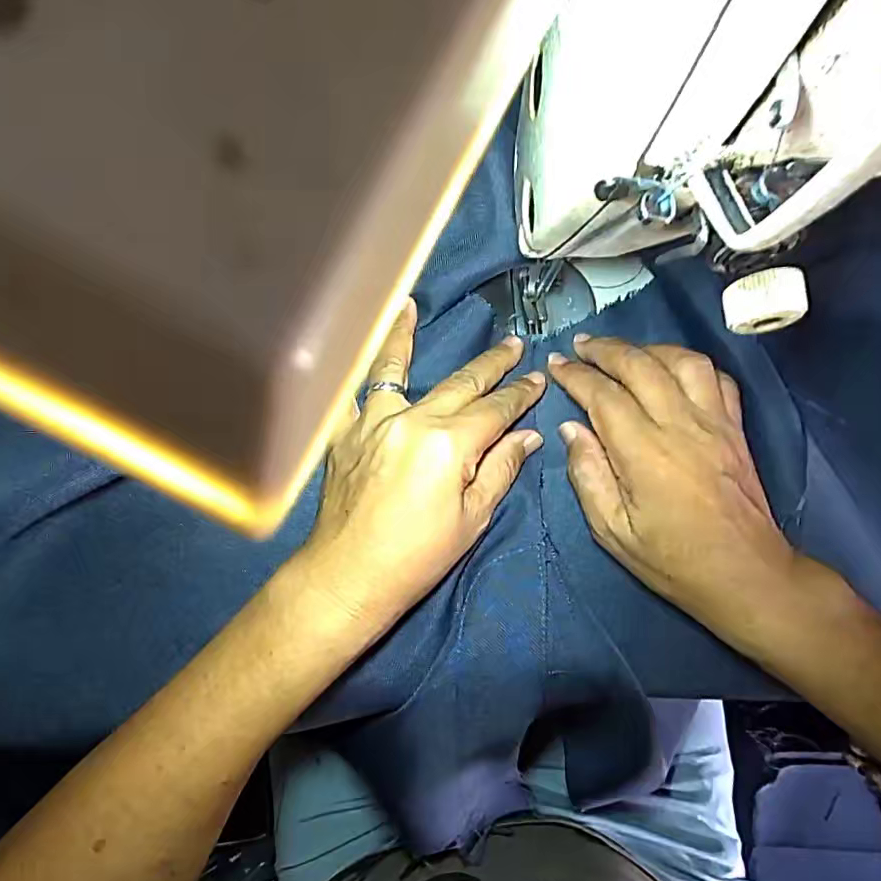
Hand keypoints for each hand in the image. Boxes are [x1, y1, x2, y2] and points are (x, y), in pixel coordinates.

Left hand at [295, 299, 545, 629]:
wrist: (349, 574)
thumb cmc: (416, 557)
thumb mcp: (472, 519)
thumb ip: (500, 469)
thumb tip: (528, 435)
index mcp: (449, 443)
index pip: (495, 409)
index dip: (520, 394)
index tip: (537, 379)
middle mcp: (411, 420)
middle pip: (460, 384)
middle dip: (491, 365)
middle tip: (513, 345)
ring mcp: (371, 422)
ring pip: (394, 370)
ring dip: (406, 336)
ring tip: (410, 305)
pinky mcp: (343, 434)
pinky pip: (348, 393)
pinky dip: (352, 370)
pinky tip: (351, 345)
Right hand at [547, 336, 800, 638]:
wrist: (746, 573)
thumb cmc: (671, 559)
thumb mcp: (612, 530)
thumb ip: (588, 474)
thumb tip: (571, 429)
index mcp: (644, 453)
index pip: (604, 396)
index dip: (576, 375)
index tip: (555, 365)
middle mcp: (681, 426)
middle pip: (641, 366)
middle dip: (606, 350)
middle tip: (580, 346)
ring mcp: (715, 423)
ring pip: (683, 362)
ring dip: (648, 349)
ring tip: (622, 352)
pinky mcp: (736, 429)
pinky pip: (716, 378)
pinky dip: (688, 364)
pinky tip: (670, 369)